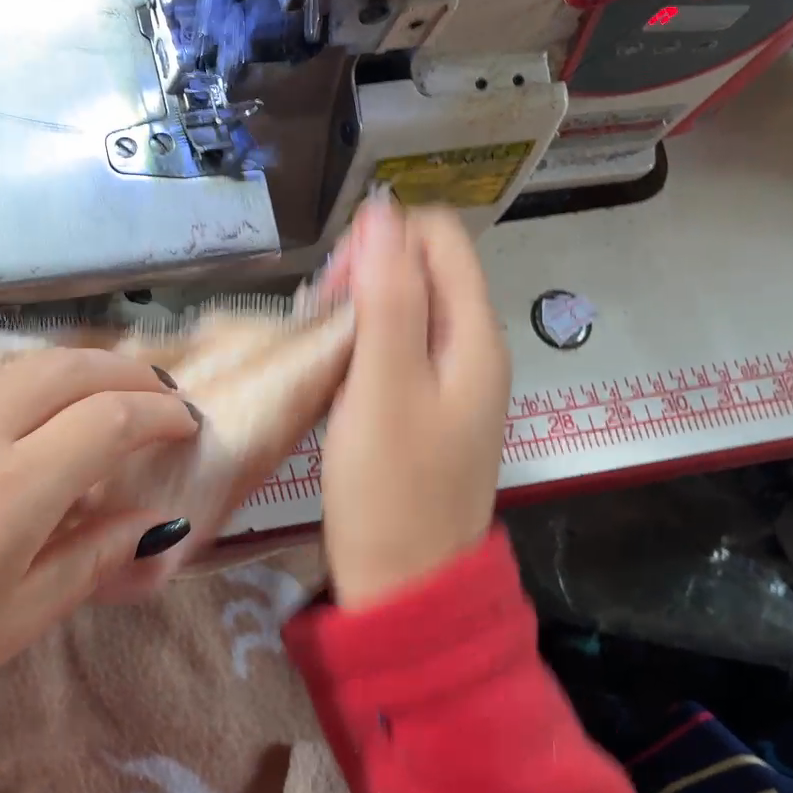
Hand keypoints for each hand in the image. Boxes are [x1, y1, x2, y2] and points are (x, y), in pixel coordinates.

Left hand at [0, 349, 200, 738]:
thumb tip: (150, 524)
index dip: (157, 414)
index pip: (107, 420)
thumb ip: (89, 560)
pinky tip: (5, 430)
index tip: (184, 423)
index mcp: (8, 492)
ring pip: (5, 371)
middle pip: (61, 369)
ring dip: (62, 374)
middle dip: (121, 371)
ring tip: (90, 398)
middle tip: (152, 392)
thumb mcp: (13, 622)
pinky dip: (4, 396)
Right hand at [321, 199, 510, 607]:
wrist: (404, 582)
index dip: (383, 242)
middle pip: (422, 271)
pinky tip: (332, 380)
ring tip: (319, 351)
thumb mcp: (383, 385)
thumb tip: (383, 211)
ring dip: (358, 315)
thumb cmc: (389, 486)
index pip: (440, 237)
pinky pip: (395, 355)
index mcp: (474, 335)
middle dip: (366, 277)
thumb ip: (388, 296)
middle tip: (320, 323)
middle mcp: (472, 350)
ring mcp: (450, 385)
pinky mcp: (425, 414)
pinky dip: (360, 352)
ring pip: (404, 313)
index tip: (334, 288)